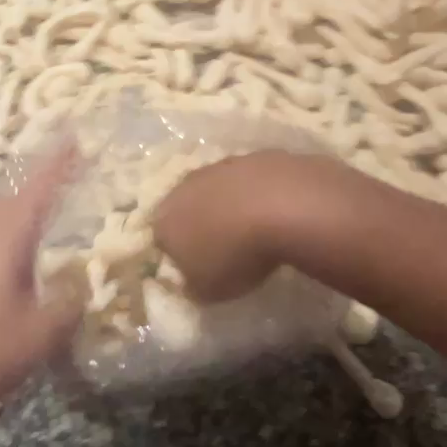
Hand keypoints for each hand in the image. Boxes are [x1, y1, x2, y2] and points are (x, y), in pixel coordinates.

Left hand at [0, 148, 84, 418]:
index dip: (60, 161)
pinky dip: (0, 235)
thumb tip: (80, 286)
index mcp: (5, 234)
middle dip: (40, 184)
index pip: (40, 186)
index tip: (75, 135)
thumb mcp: (40, 335)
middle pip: (13, 196)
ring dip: (18, 211)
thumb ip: (69, 305)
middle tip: (68, 177)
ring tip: (43, 217)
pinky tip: (7, 259)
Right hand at [154, 149, 344, 302]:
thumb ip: (193, 286)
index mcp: (166, 219)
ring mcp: (221, 166)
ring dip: (231, 206)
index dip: (180, 255)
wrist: (284, 206)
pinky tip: (280, 213)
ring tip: (256, 230)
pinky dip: (260, 194)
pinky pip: (252, 180)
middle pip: (188, 207)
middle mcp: (185, 187)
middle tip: (227, 247)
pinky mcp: (256, 156)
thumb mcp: (209, 290)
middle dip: (202, 224)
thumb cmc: (236, 255)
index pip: (162, 238)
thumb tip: (192, 281)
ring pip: (219, 189)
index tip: (201, 268)